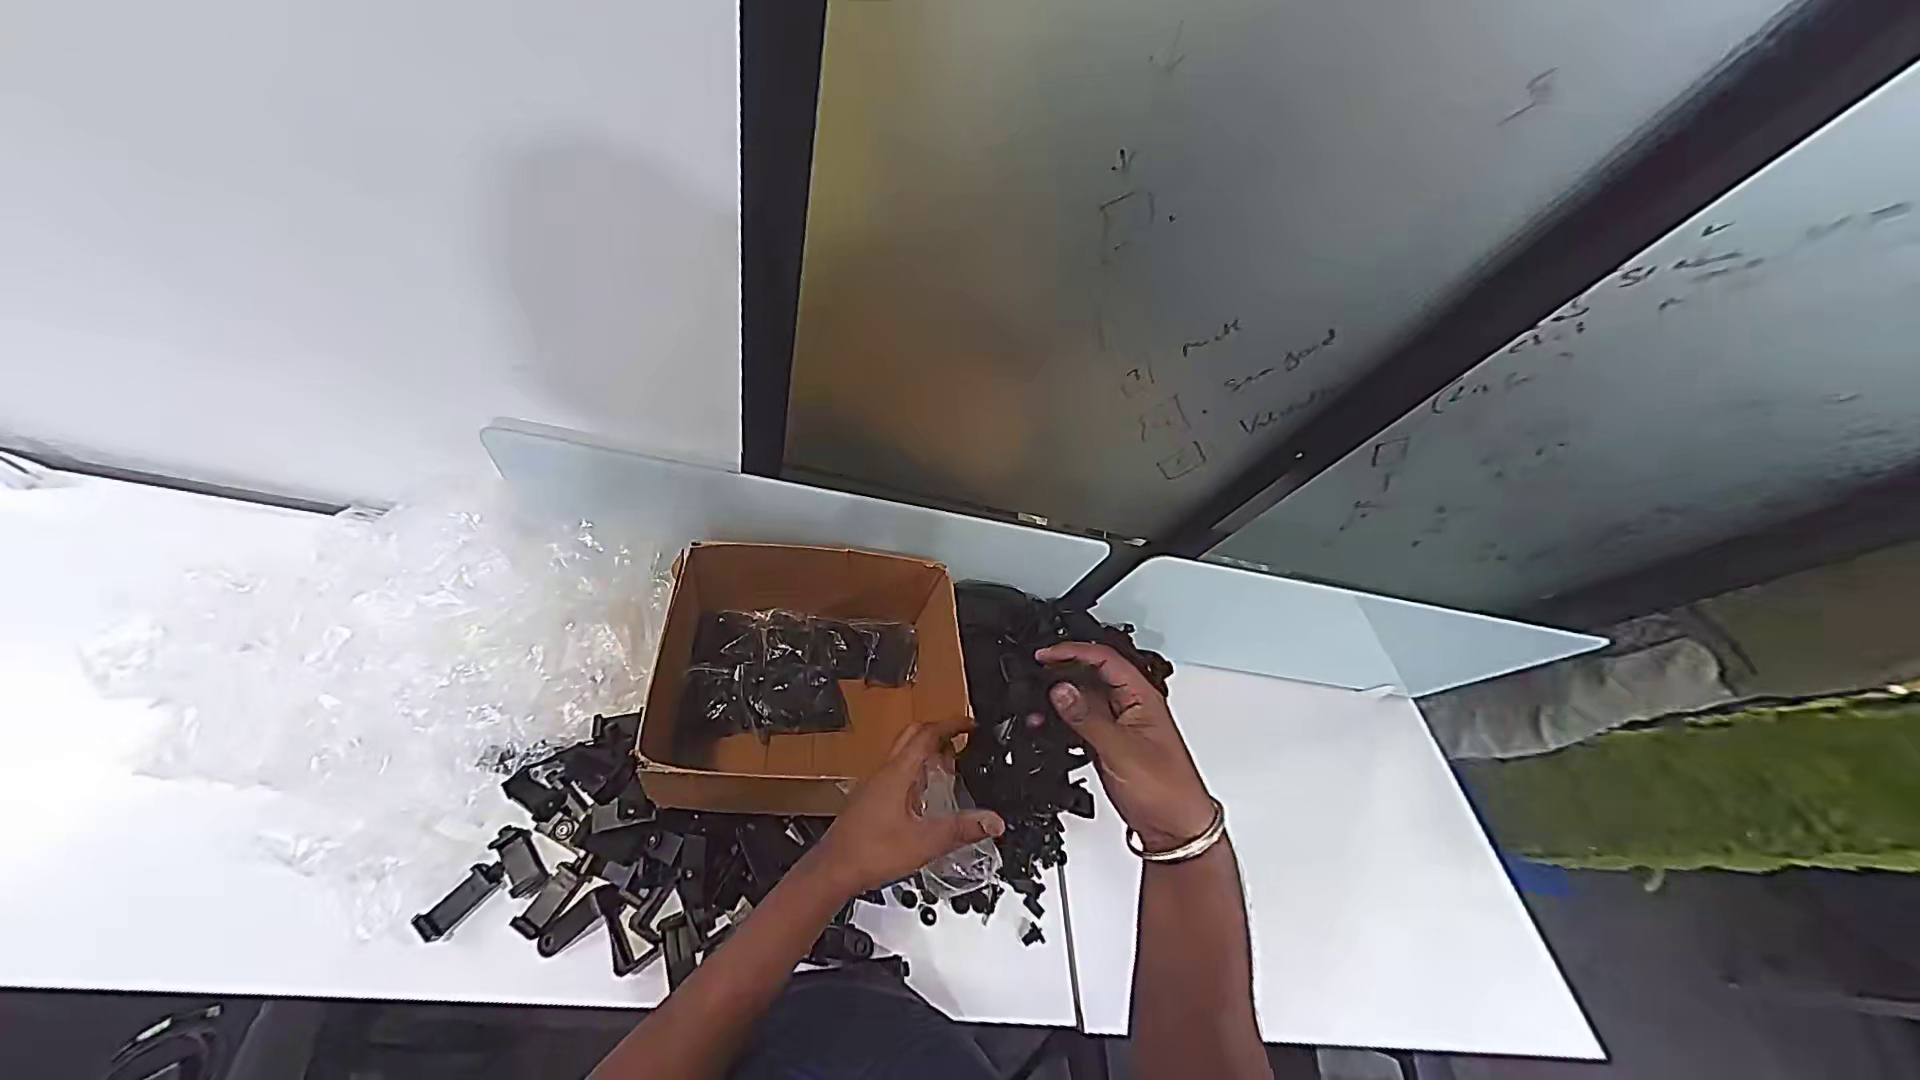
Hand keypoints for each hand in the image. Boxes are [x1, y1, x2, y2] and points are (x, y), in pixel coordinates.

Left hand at [802, 715, 1005, 895]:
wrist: (832, 870)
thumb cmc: (868, 853)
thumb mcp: (925, 842)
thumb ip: (961, 830)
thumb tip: (992, 821)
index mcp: (898, 773)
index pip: (927, 734)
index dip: (951, 725)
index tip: (969, 724)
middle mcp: (885, 773)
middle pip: (912, 735)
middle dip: (938, 731)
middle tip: (960, 737)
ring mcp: (875, 784)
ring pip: (903, 752)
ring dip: (926, 749)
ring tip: (948, 762)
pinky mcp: (870, 798)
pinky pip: (896, 771)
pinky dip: (915, 770)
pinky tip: (924, 794)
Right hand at [1036, 643, 1214, 850]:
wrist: (1175, 831)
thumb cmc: (1168, 791)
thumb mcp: (1123, 750)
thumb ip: (1088, 718)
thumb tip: (1061, 690)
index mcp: (1141, 696)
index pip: (1104, 658)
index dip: (1073, 651)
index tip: (1045, 655)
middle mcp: (1130, 706)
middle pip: (1091, 675)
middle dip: (1062, 672)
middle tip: (1035, 675)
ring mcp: (1118, 725)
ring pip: (1083, 699)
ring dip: (1059, 700)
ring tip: (1037, 705)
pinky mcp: (1108, 744)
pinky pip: (1080, 723)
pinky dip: (1062, 722)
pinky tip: (1048, 727)